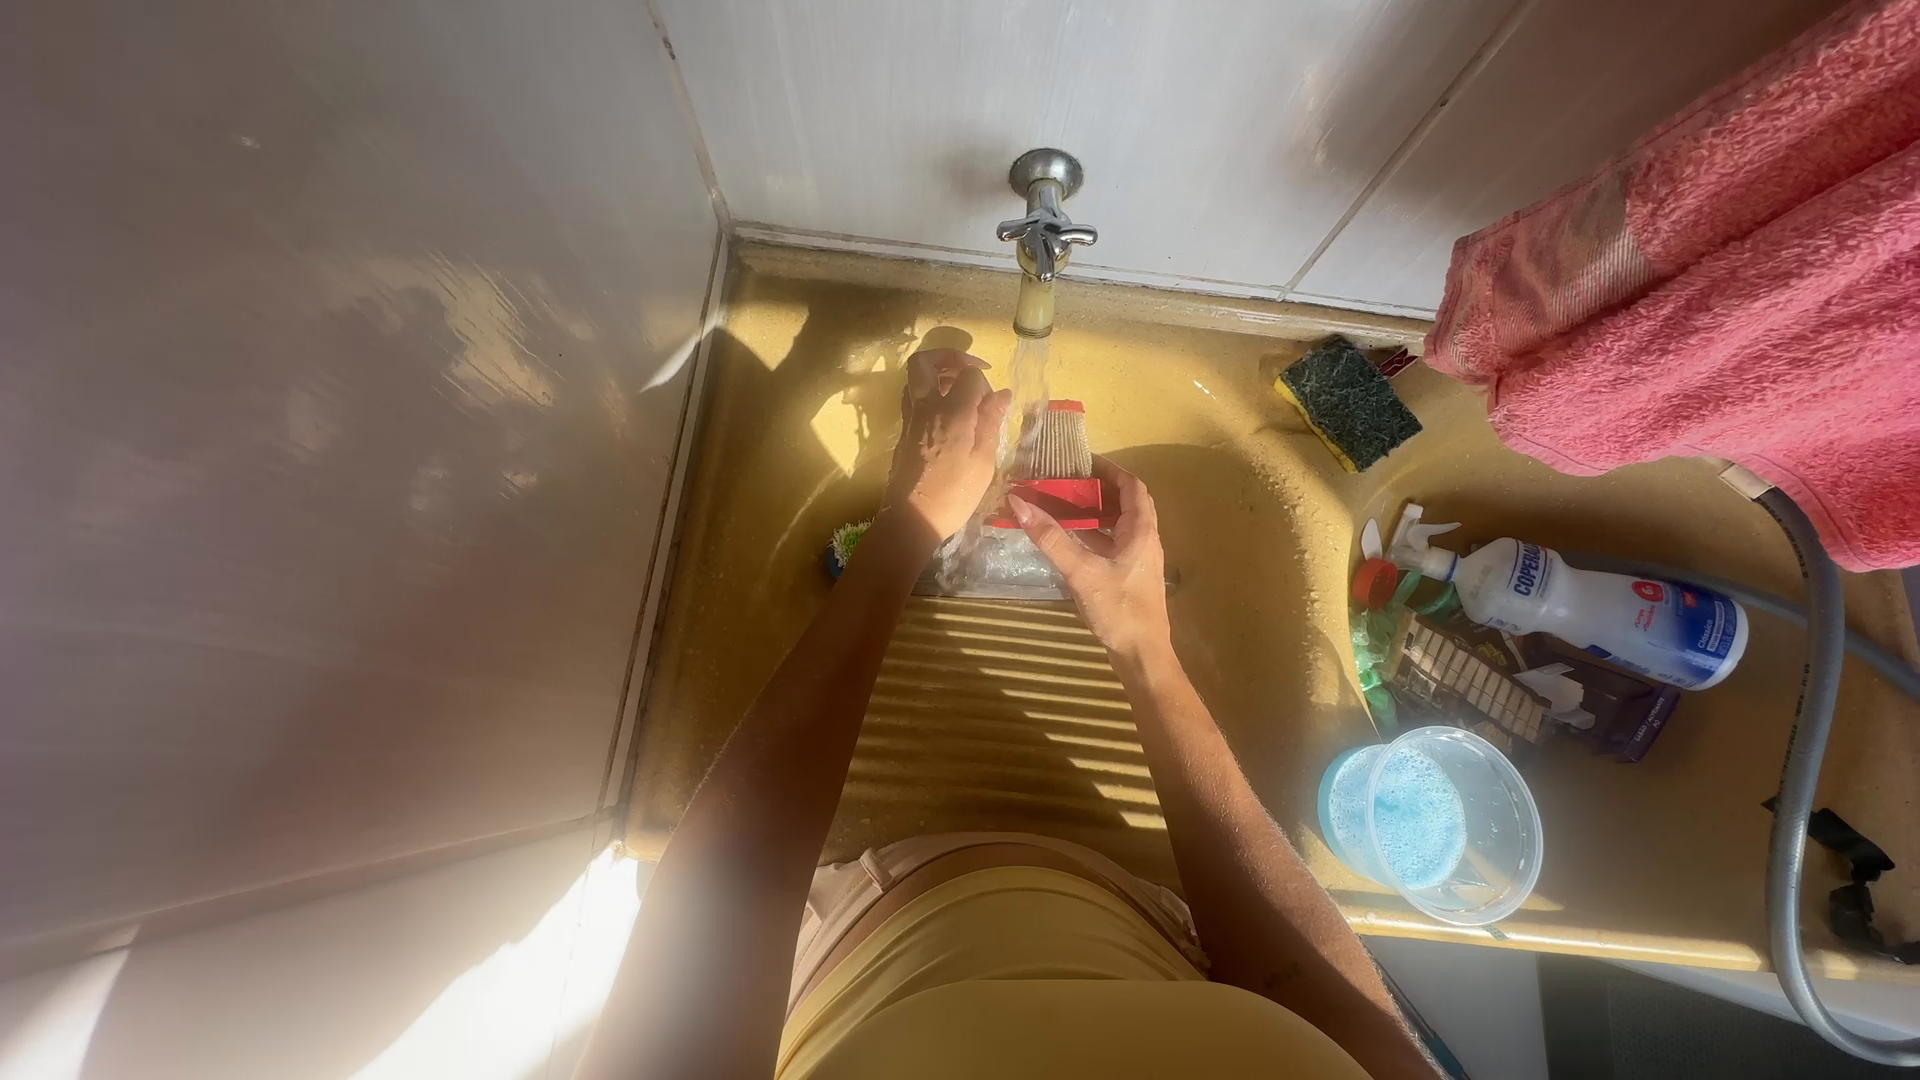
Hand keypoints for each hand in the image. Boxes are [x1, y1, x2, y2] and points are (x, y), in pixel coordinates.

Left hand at [881, 349, 1011, 540]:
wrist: (911, 519)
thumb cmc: (954, 494)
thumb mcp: (984, 461)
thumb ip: (991, 422)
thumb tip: (1002, 393)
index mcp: (952, 412)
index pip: (969, 374)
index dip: (984, 382)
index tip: (992, 403)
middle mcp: (926, 408)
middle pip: (924, 362)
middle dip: (947, 357)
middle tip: (968, 370)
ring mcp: (910, 420)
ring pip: (913, 380)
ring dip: (935, 376)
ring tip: (957, 393)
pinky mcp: (903, 434)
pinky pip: (913, 401)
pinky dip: (929, 397)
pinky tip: (947, 419)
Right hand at [1009, 456, 1170, 657]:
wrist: (1142, 654)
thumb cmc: (1119, 609)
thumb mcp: (1081, 571)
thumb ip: (1051, 537)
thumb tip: (1019, 502)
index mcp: (1141, 531)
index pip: (1132, 486)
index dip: (1111, 470)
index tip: (1083, 462)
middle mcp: (1145, 540)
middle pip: (1127, 503)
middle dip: (1099, 490)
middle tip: (1068, 484)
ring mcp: (1138, 560)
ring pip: (1119, 525)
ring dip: (1095, 513)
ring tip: (1065, 506)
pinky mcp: (1130, 577)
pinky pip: (1112, 545)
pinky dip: (1094, 536)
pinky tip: (1071, 541)